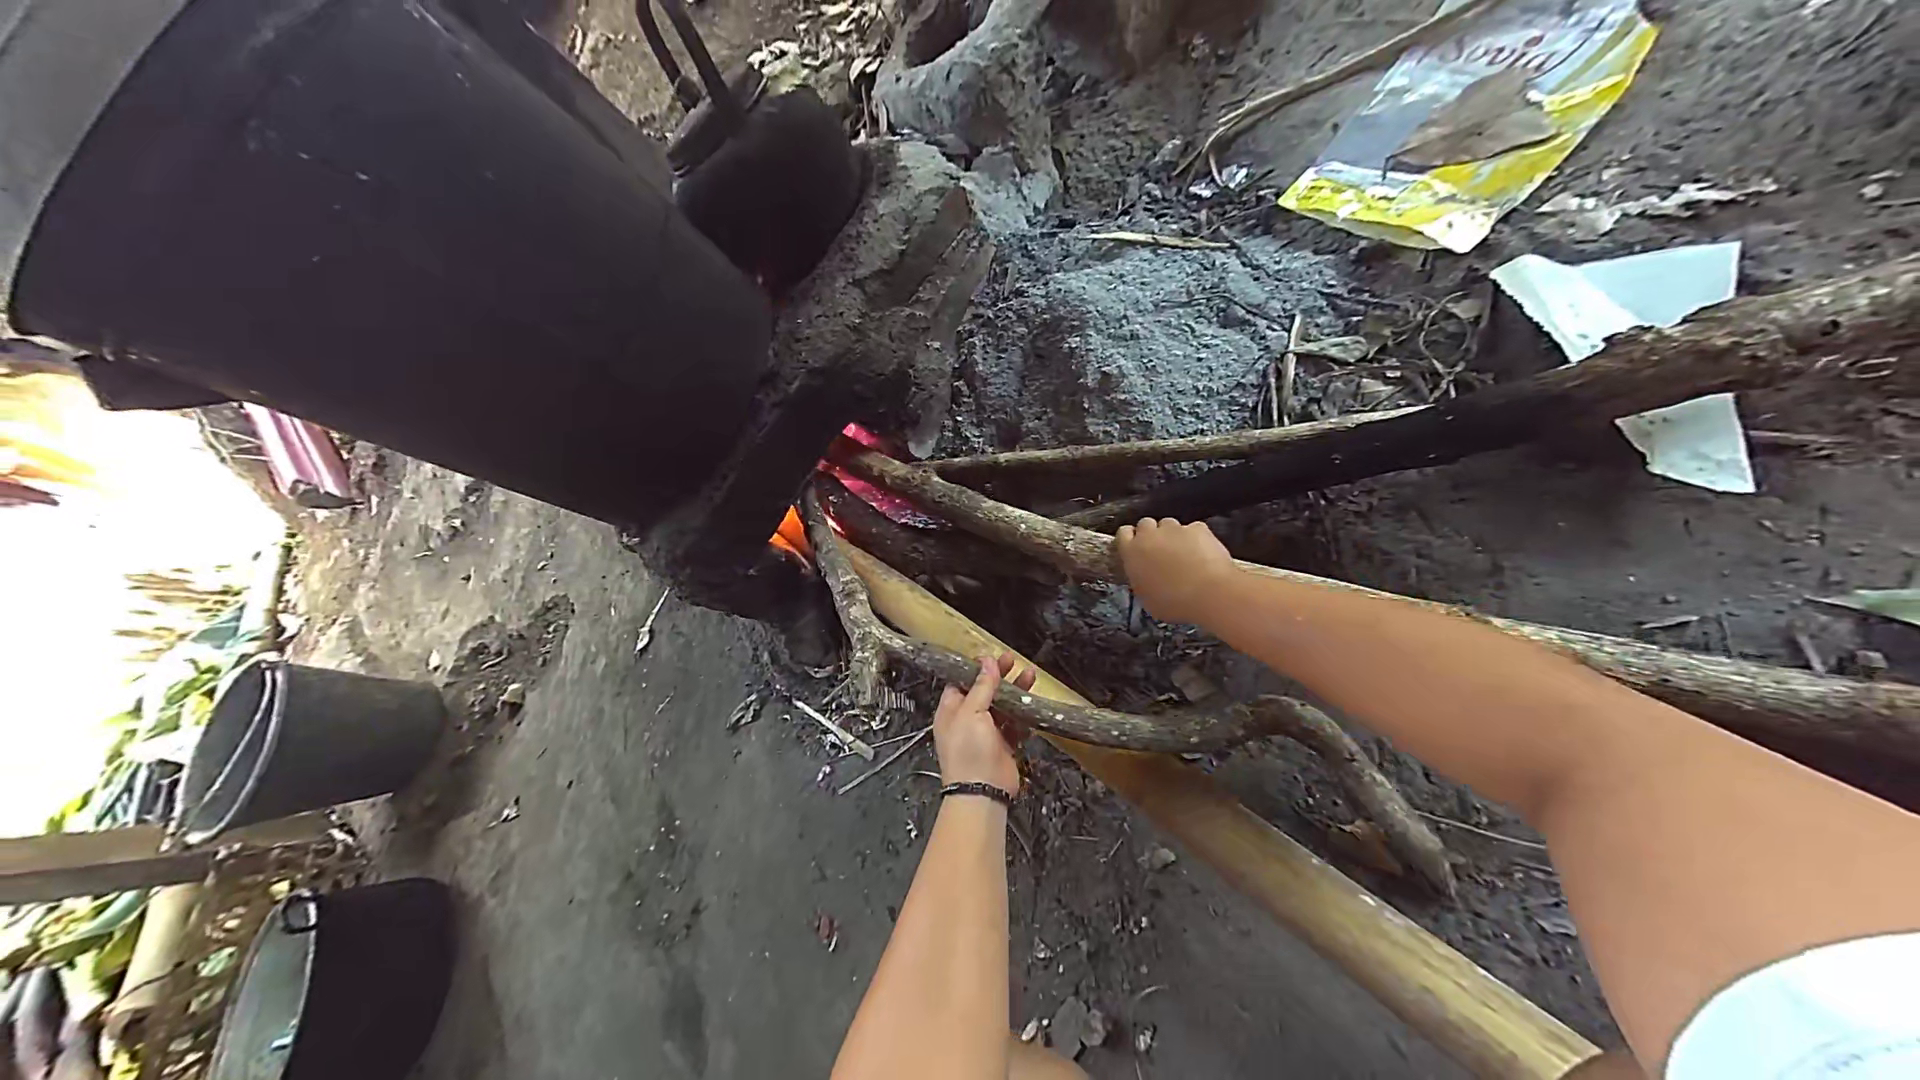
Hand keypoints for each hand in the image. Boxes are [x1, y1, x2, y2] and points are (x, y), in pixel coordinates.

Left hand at [933, 653, 1037, 793]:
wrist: (982, 792)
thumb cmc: (968, 750)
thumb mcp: (971, 712)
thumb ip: (981, 686)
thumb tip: (986, 661)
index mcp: (951, 710)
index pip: (962, 682)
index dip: (976, 668)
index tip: (992, 656)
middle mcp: (967, 719)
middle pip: (984, 691)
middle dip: (999, 676)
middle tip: (1013, 661)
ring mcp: (986, 733)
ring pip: (1003, 706)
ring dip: (1016, 692)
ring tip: (1030, 676)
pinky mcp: (1003, 745)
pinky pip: (1014, 725)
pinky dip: (1023, 714)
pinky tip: (1033, 703)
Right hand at [1114, 517, 1238, 625]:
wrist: (1209, 594)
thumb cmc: (1174, 602)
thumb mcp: (1146, 596)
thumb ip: (1140, 578)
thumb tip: (1145, 575)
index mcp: (1131, 552)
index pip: (1123, 533)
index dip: (1131, 539)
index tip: (1136, 548)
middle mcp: (1150, 535)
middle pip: (1145, 524)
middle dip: (1151, 535)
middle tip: (1160, 552)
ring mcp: (1174, 529)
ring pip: (1169, 524)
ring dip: (1172, 535)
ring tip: (1183, 554)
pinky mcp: (1197, 528)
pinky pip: (1193, 529)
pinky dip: (1196, 538)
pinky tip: (1202, 554)